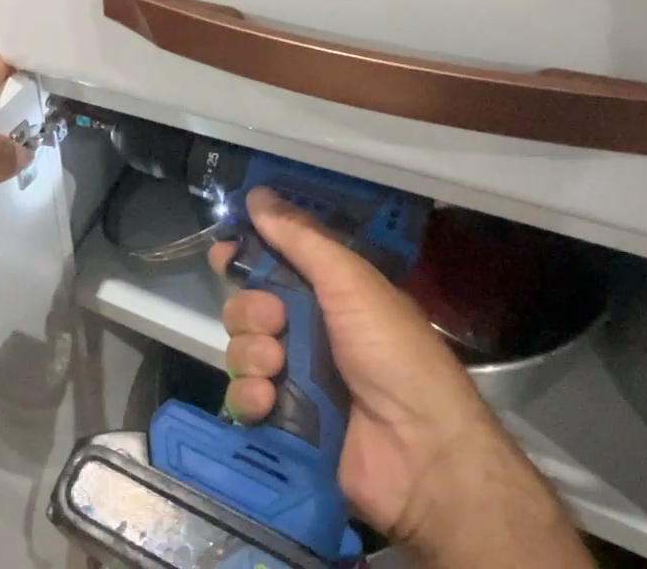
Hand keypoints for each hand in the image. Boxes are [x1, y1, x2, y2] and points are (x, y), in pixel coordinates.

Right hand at [212, 190, 590, 567]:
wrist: (421, 452)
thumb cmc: (393, 353)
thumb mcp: (352, 282)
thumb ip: (301, 238)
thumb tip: (258, 194)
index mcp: (327, 294)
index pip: (271, 265)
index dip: (244, 257)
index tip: (225, 254)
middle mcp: (308, 333)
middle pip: (246, 307)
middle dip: (250, 313)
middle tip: (276, 324)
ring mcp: (295, 379)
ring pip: (241, 352)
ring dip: (251, 357)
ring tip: (278, 371)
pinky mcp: (284, 423)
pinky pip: (243, 400)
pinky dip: (249, 399)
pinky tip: (269, 404)